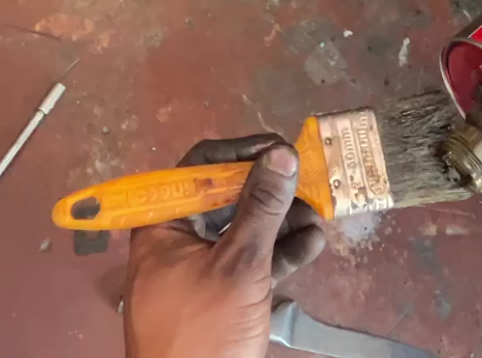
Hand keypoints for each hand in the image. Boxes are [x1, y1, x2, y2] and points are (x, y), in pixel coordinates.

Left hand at [123, 135, 327, 357]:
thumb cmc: (204, 331)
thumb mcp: (238, 264)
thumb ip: (262, 206)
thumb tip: (281, 153)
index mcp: (164, 225)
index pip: (200, 167)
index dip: (241, 152)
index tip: (279, 149)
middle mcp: (178, 240)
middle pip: (227, 196)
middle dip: (270, 191)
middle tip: (306, 183)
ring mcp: (199, 271)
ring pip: (243, 229)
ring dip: (282, 221)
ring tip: (318, 216)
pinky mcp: (220, 298)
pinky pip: (249, 263)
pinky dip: (279, 253)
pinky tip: (312, 245)